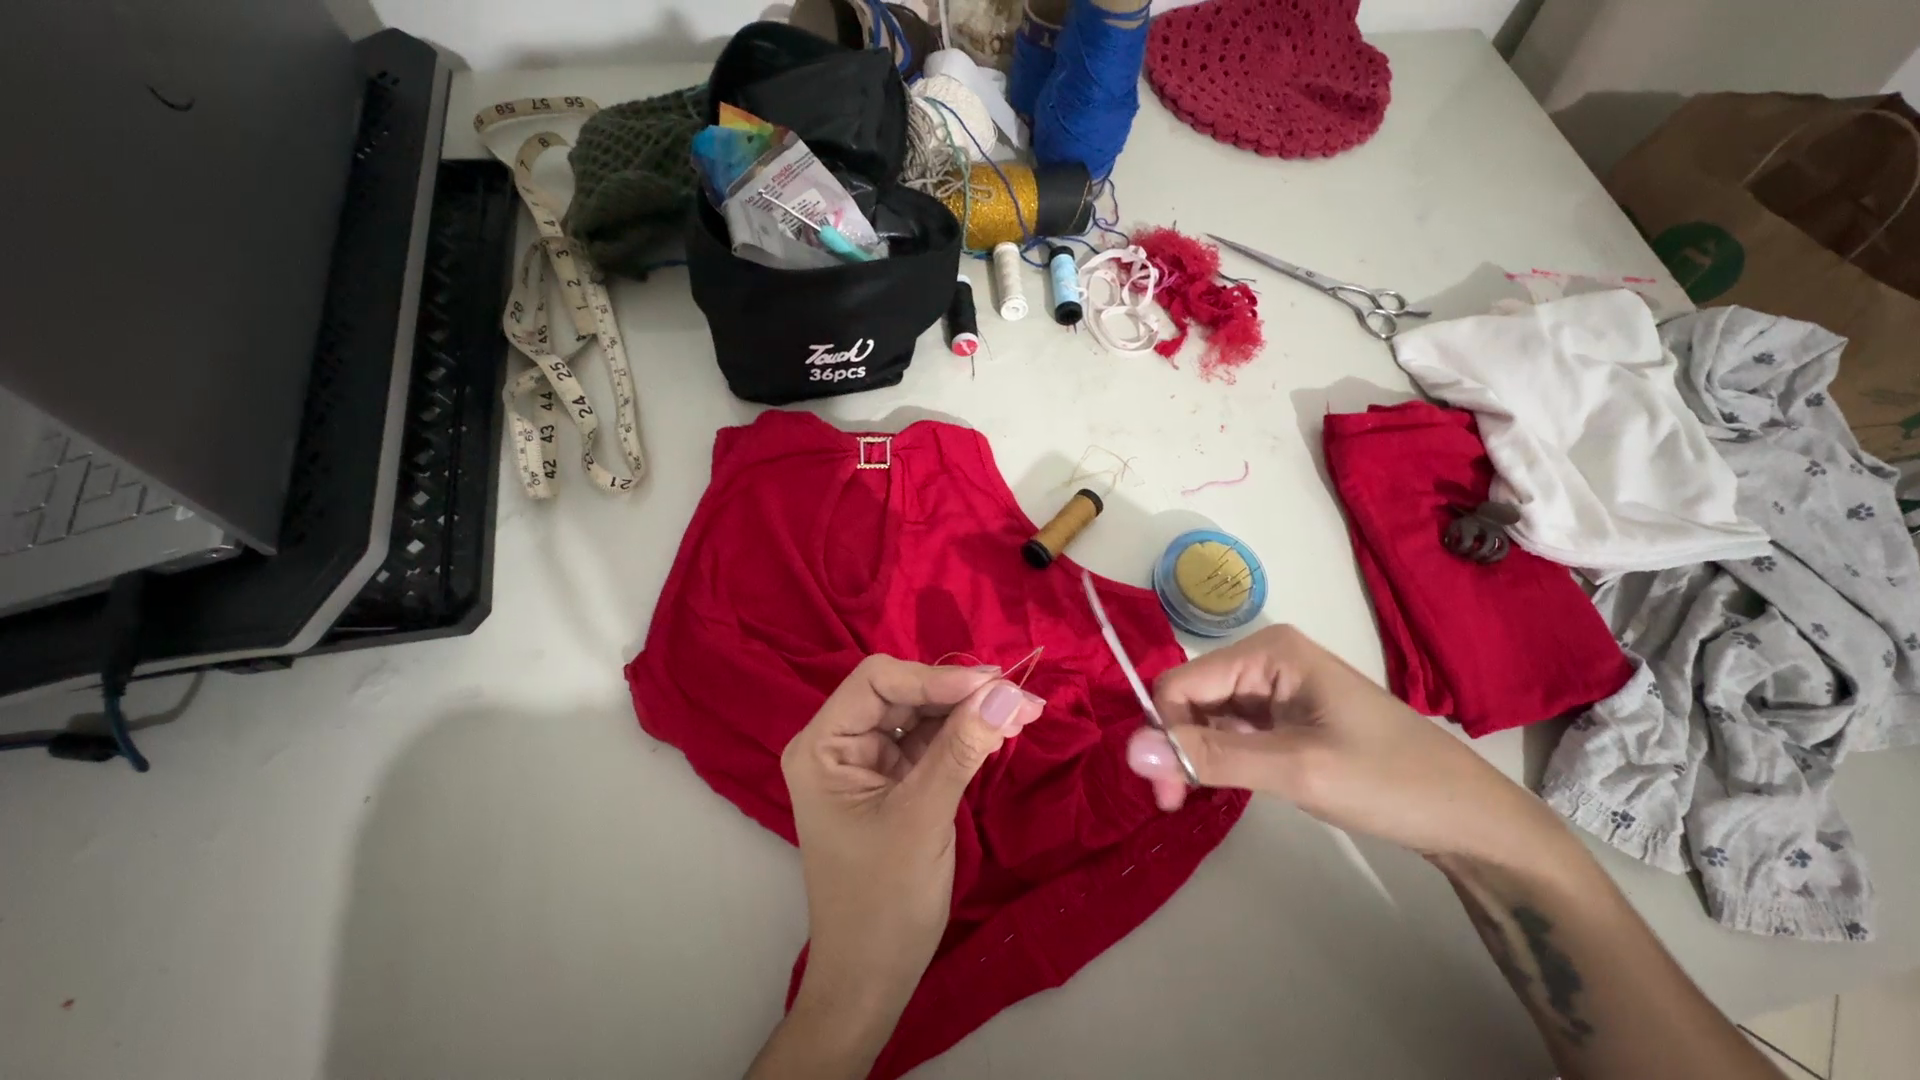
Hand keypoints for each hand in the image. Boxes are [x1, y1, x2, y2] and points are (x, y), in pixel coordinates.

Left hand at [771, 656, 1045, 1064]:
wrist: (872, 976)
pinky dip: (967, 736)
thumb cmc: (883, 902)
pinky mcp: (896, 782)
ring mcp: (869, 764)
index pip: (877, 681)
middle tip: (1022, 698)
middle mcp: (841, 745)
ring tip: (1025, 711)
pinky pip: (933, 744)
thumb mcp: (923, 818)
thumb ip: (962, 750)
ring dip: (972, 712)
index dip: (935, 676)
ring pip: (924, 716)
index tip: (993, 685)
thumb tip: (1006, 692)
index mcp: (823, 747)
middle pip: (904, 693)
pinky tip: (1001, 731)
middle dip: (962, 693)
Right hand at [1124, 625, 1565, 866]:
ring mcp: (1278, 687)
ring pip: (1207, 715)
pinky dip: (1220, 756)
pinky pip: (1232, 729)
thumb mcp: (1296, 770)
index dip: (1163, 733)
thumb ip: (1212, 756)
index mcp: (1269, 651)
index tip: (1167, 793)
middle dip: (1178, 745)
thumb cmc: (1389, 782)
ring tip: (1204, 796)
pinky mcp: (1286, 715)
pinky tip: (1231, 782)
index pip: (1180, 683)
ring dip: (1197, 753)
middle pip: (1190, 697)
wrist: (1467, 817)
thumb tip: (1129, 748)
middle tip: (1178, 802)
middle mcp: (1267, 658)